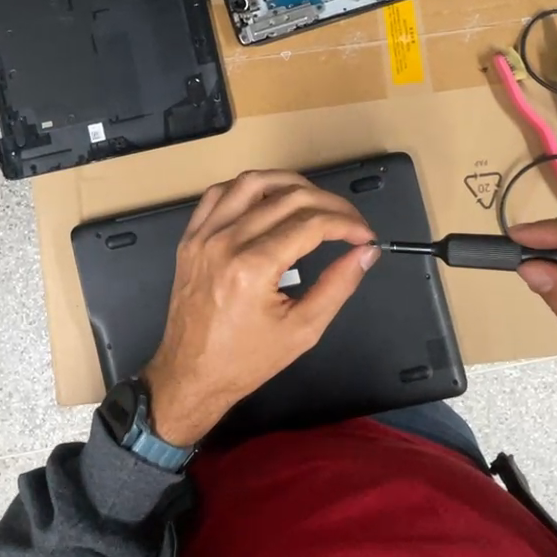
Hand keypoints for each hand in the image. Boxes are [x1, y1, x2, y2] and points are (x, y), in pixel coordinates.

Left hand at [140, 170, 378, 444]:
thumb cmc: (246, 360)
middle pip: (286, 197)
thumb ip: (338, 285)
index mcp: (252, 267)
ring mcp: (203, 236)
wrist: (191, 373)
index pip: (310, 224)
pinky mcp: (190, 238)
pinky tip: (269, 200)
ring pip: (251, 183)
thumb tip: (366, 252)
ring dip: (289, 184)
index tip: (365, 236)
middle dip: (328, 203)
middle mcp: (225, 242)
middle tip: (349, 222)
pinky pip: (218, 194)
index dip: (346, 224)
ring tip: (316, 201)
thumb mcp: (303, 330)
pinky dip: (247, 189)